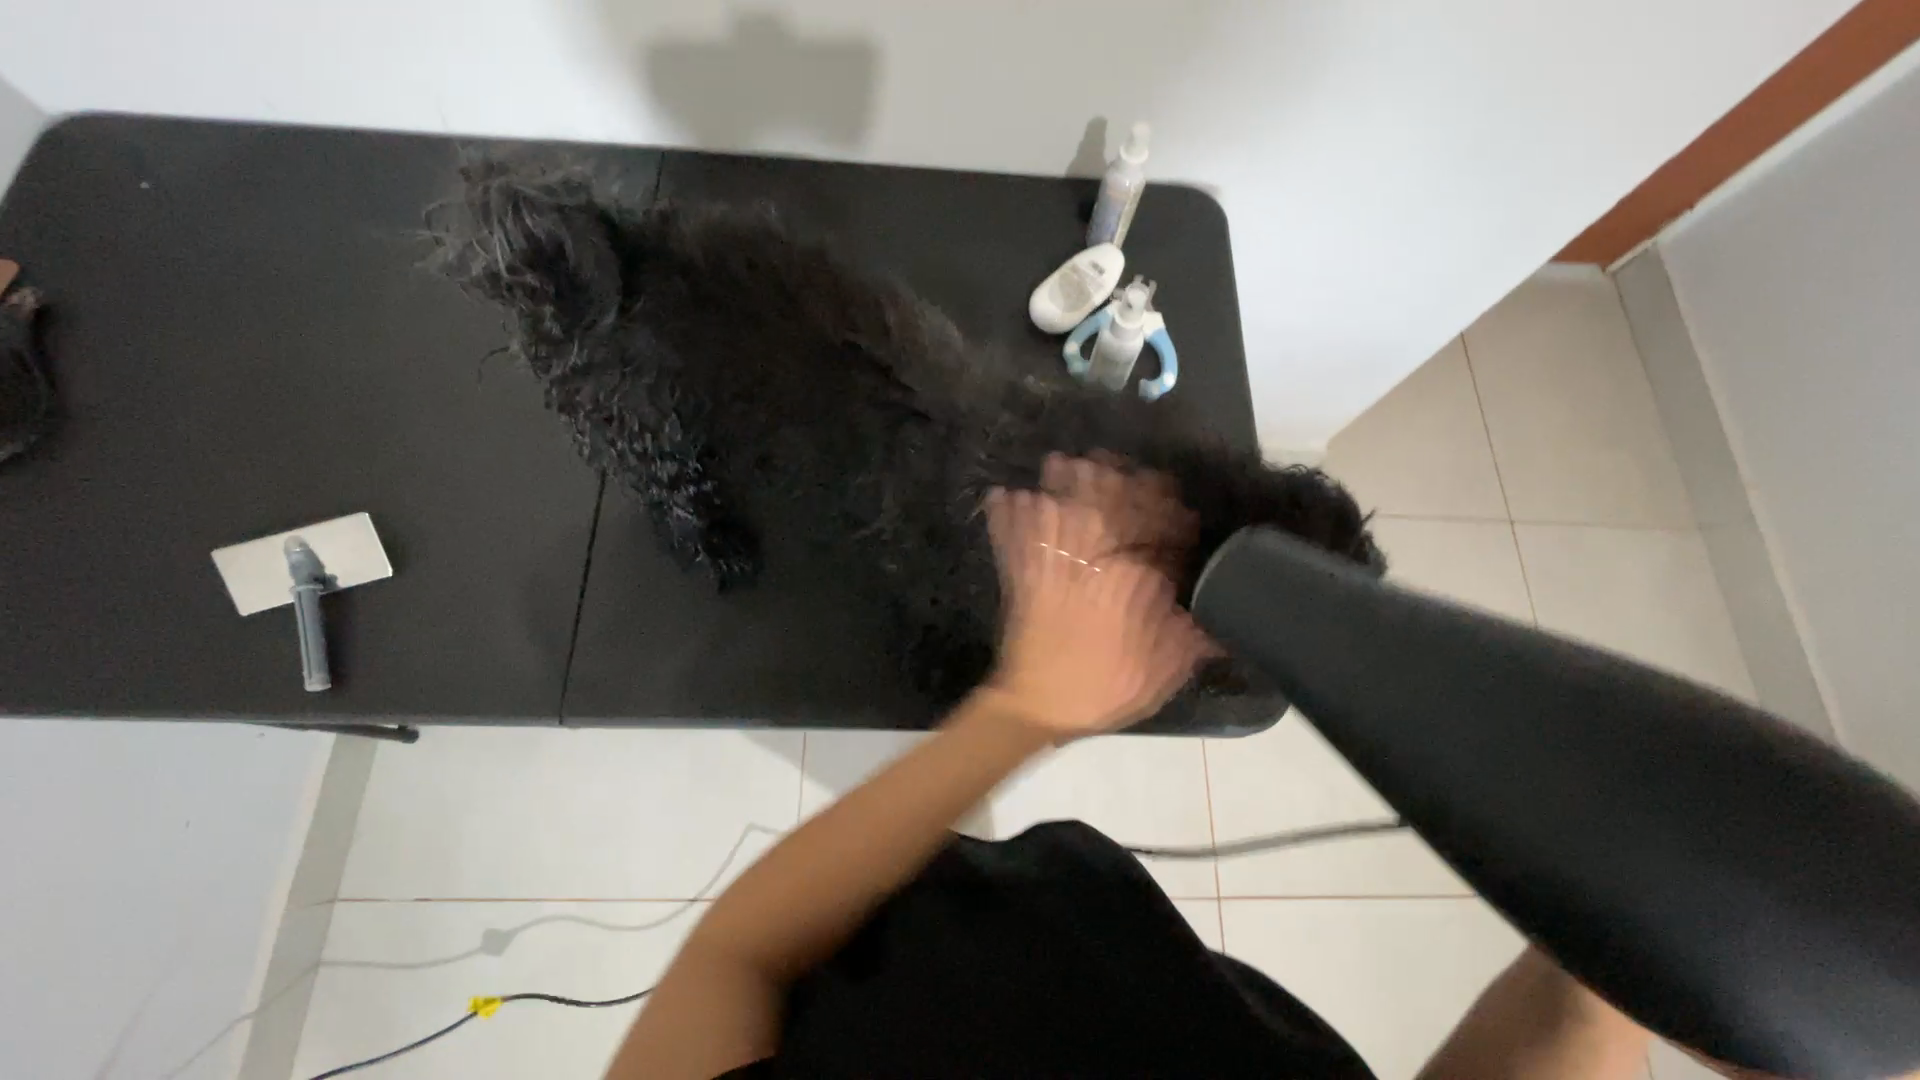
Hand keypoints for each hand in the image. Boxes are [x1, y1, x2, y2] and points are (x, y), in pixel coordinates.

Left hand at [983, 456, 1214, 737]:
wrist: (1039, 707)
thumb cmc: (1106, 689)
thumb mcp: (1163, 669)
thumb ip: (1191, 638)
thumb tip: (1218, 618)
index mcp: (1130, 578)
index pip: (1154, 529)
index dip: (1166, 510)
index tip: (1172, 498)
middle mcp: (1089, 559)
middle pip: (1103, 506)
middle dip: (1111, 480)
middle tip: (1114, 462)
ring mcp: (1050, 564)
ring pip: (1057, 511)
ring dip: (1061, 484)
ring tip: (1063, 460)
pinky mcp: (1020, 576)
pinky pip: (1011, 537)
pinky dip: (1007, 514)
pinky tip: (1003, 494)